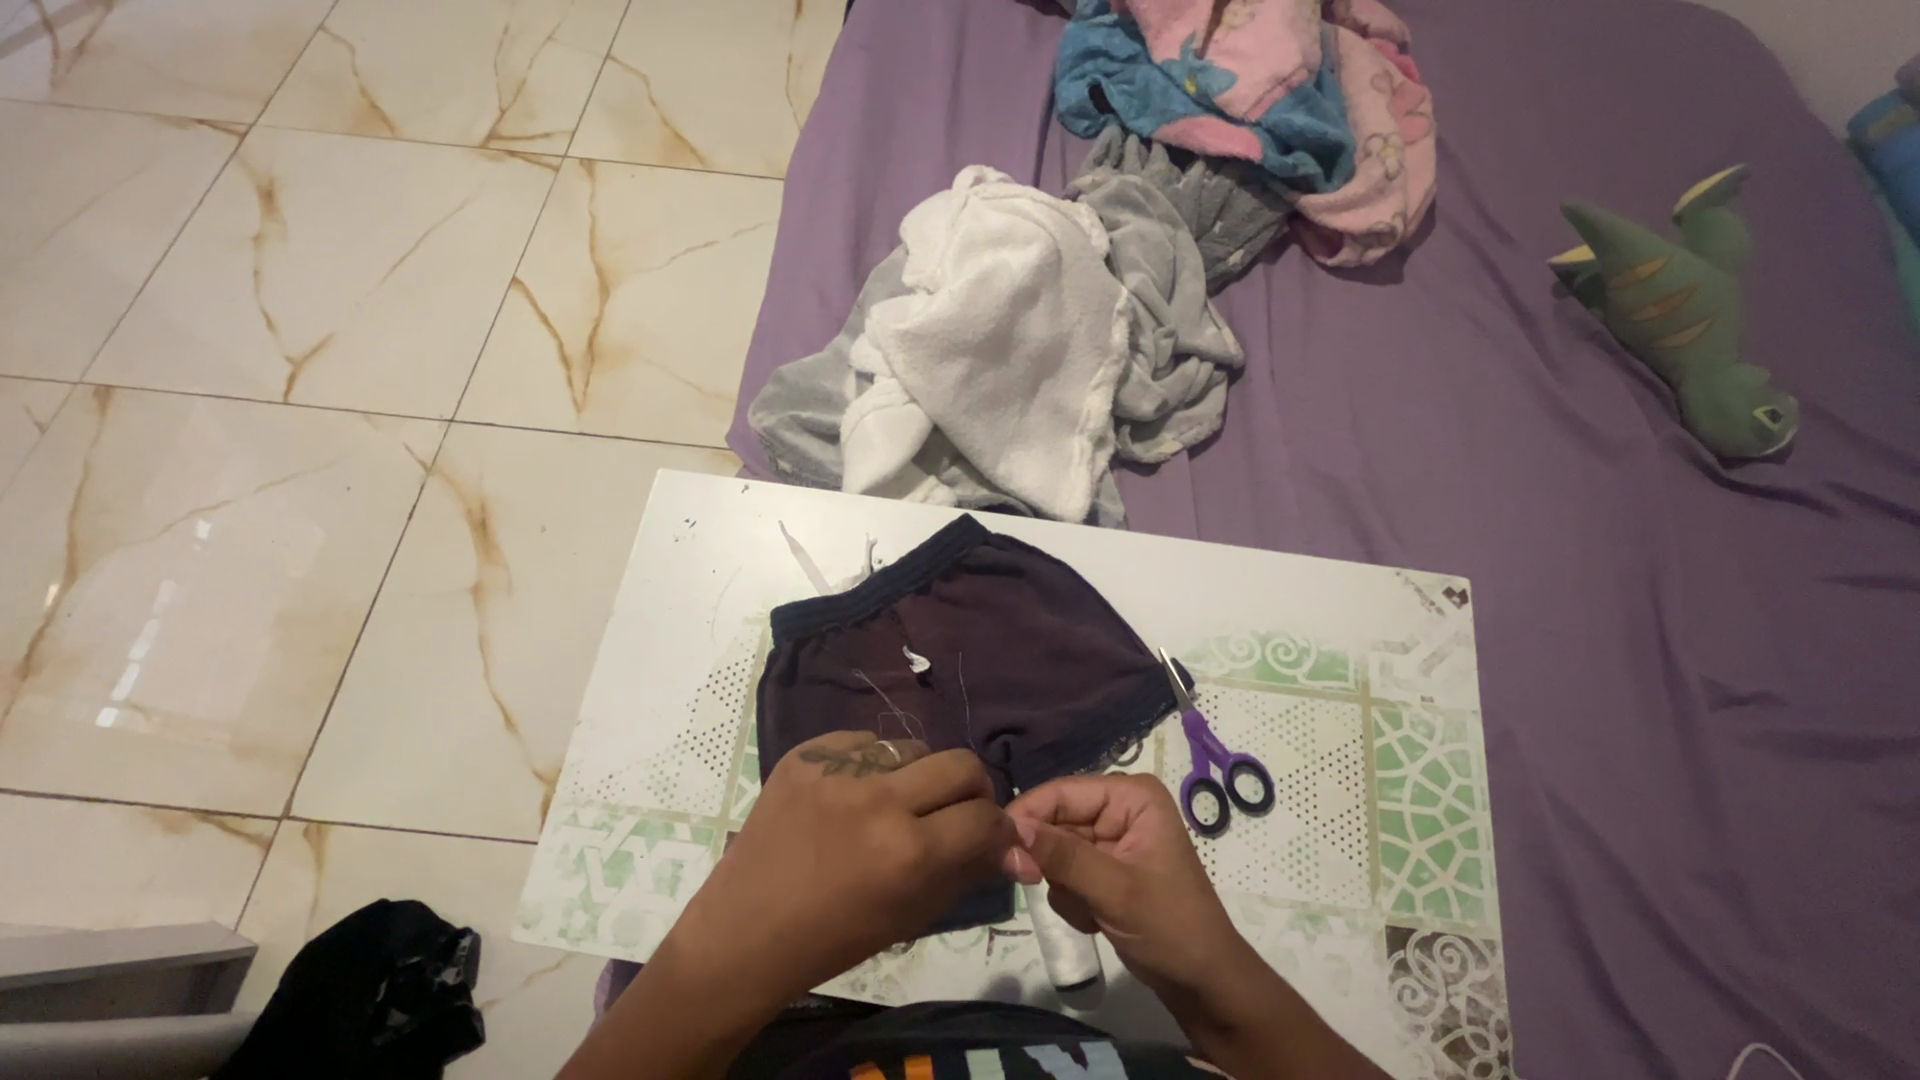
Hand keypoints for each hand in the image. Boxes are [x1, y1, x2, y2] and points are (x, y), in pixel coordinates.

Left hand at [561, 732, 1017, 1079]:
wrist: (745, 930)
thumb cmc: (833, 938)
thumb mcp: (910, 916)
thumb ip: (965, 871)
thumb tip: (1013, 847)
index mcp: (908, 851)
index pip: (985, 817)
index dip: (998, 827)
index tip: (992, 833)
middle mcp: (878, 799)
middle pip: (960, 763)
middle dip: (972, 788)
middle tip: (956, 809)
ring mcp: (837, 770)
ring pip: (910, 747)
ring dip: (917, 775)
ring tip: (895, 802)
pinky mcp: (805, 754)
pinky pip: (861, 742)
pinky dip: (870, 765)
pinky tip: (852, 794)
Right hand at [1004, 774, 1388, 1079]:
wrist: (1202, 985)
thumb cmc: (1170, 928)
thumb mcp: (1115, 891)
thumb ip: (1063, 856)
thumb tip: (1012, 827)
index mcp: (1131, 796)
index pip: (1062, 792)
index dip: (1028, 815)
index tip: (998, 848)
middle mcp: (1119, 808)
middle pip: (1054, 820)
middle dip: (1050, 860)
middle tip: (1046, 888)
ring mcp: (1110, 840)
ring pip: (1053, 850)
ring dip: (1064, 885)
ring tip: (1092, 910)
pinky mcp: (1103, 869)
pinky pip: (1063, 873)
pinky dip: (1071, 899)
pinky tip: (1096, 919)